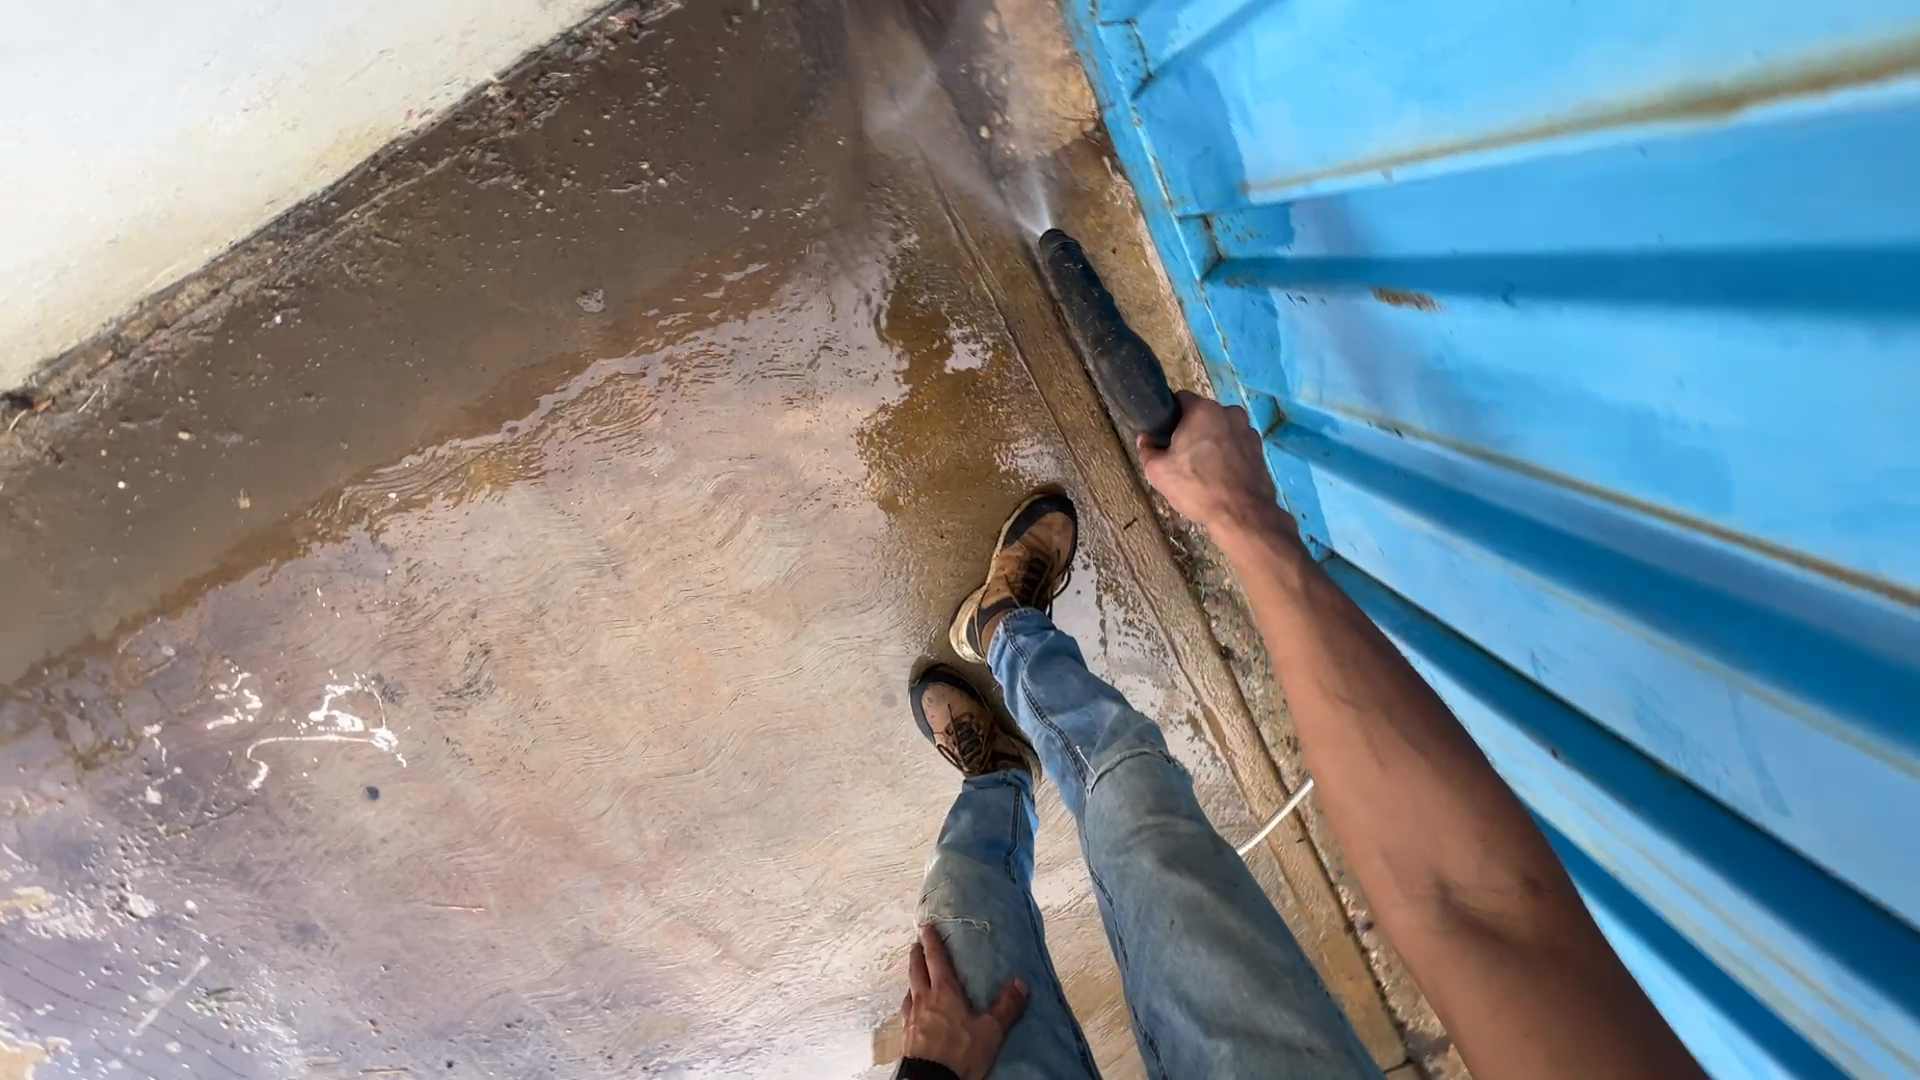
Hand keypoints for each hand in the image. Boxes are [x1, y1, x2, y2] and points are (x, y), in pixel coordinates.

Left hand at [900, 923, 1027, 1079]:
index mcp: (943, 991)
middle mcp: (923, 999)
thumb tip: (1021, 981)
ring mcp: (912, 1018)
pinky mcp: (906, 1036)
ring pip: (909, 989)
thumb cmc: (960, 1053)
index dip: (931, 940)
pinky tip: (912, 1009)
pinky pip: (906, 1012)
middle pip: (916, 968)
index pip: (935, 958)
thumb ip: (1006, 1006)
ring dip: (912, 978)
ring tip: (915, 975)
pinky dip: (909, 1003)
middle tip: (917, 943)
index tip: (925, 925)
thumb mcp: (990, 1031)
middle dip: (916, 954)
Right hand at [1138, 391, 1288, 537]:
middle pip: (1202, 416)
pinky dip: (1227, 456)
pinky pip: (1236, 446)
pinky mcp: (1260, 450)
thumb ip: (1148, 450)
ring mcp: (1248, 431)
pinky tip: (1220, 477)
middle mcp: (1230, 413)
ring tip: (1202, 470)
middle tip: (1179, 457)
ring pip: (1221, 431)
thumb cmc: (1196, 487)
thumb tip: (1145, 438)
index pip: (1180, 399)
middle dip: (1191, 431)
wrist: (1241, 514)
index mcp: (1203, 410)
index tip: (1163, 436)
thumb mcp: (1158, 471)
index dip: (1169, 416)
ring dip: (1211, 443)